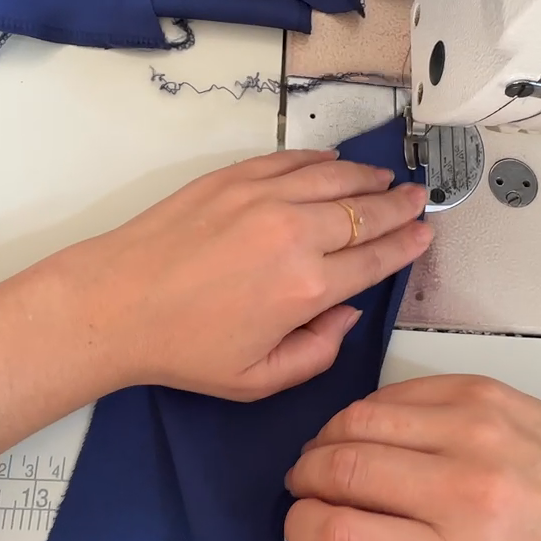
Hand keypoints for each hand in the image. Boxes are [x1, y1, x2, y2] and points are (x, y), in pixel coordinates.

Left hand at [25, 149, 430, 401]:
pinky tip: (334, 162)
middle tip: (420, 197)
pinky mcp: (235, 176)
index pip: (377, 258)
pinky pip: (292, 160)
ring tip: (386, 179)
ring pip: (335, 178)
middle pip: (366, 211)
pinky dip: (320, 160)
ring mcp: (264, 196)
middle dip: (400, 205)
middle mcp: (296, 232)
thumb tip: (348, 312)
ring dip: (368, 178)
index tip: (425, 232)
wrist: (115, 303)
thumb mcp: (259, 380)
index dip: (407, 244)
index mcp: (308, 287)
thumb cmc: (184, 348)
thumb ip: (318, 352)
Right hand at [285, 375, 540, 540]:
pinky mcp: (473, 385)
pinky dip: (364, 414)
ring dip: (326, 439)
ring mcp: (470, 426)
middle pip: (339, 469)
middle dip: (305, 477)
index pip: (339, 538)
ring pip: (355, 420)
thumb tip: (316, 514)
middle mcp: (463, 487)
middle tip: (305, 483)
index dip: (300, 528)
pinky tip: (369, 431)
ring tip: (328, 454)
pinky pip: (390, 395)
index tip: (300, 521)